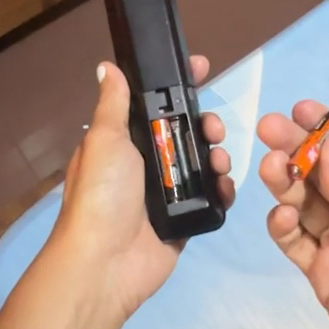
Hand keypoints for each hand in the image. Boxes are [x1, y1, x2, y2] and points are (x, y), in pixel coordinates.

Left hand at [50, 57, 234, 321]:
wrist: (105, 263)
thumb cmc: (102, 193)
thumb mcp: (104, 140)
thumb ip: (113, 103)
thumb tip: (106, 66)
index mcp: (124, 141)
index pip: (155, 104)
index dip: (178, 85)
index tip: (201, 67)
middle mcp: (147, 163)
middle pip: (186, 131)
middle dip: (205, 122)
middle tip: (212, 126)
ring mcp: (168, 192)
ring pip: (202, 161)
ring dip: (217, 153)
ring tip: (219, 158)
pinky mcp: (186, 219)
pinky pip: (212, 196)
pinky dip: (223, 187)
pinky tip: (226, 184)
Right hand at [258, 102, 328, 328]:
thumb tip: (324, 145)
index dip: (326, 128)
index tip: (299, 109)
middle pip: (320, 170)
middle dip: (295, 147)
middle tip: (269, 129)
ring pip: (303, 201)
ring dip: (286, 180)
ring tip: (272, 167)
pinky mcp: (322, 274)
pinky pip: (296, 243)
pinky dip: (283, 226)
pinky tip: (282, 215)